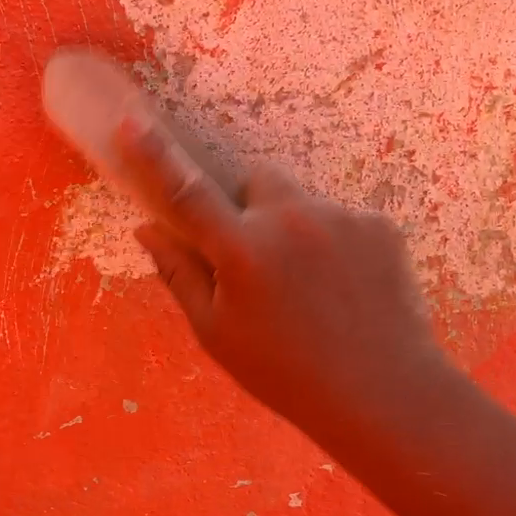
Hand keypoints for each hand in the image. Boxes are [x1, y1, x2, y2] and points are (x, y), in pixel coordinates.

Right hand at [117, 116, 463, 440]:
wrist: (383, 392)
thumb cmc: (283, 372)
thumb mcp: (216, 333)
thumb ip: (179, 274)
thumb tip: (147, 229)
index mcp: (242, 251)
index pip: (186, 192)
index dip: (155, 155)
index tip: (131, 122)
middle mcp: (290, 220)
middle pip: (254, 179)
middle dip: (246, 203)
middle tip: (253, 253)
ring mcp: (340, 218)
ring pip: (299, 201)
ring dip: (290, 226)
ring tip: (308, 283)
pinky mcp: (379, 224)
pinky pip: (339, 217)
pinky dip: (330, 241)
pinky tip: (342, 286)